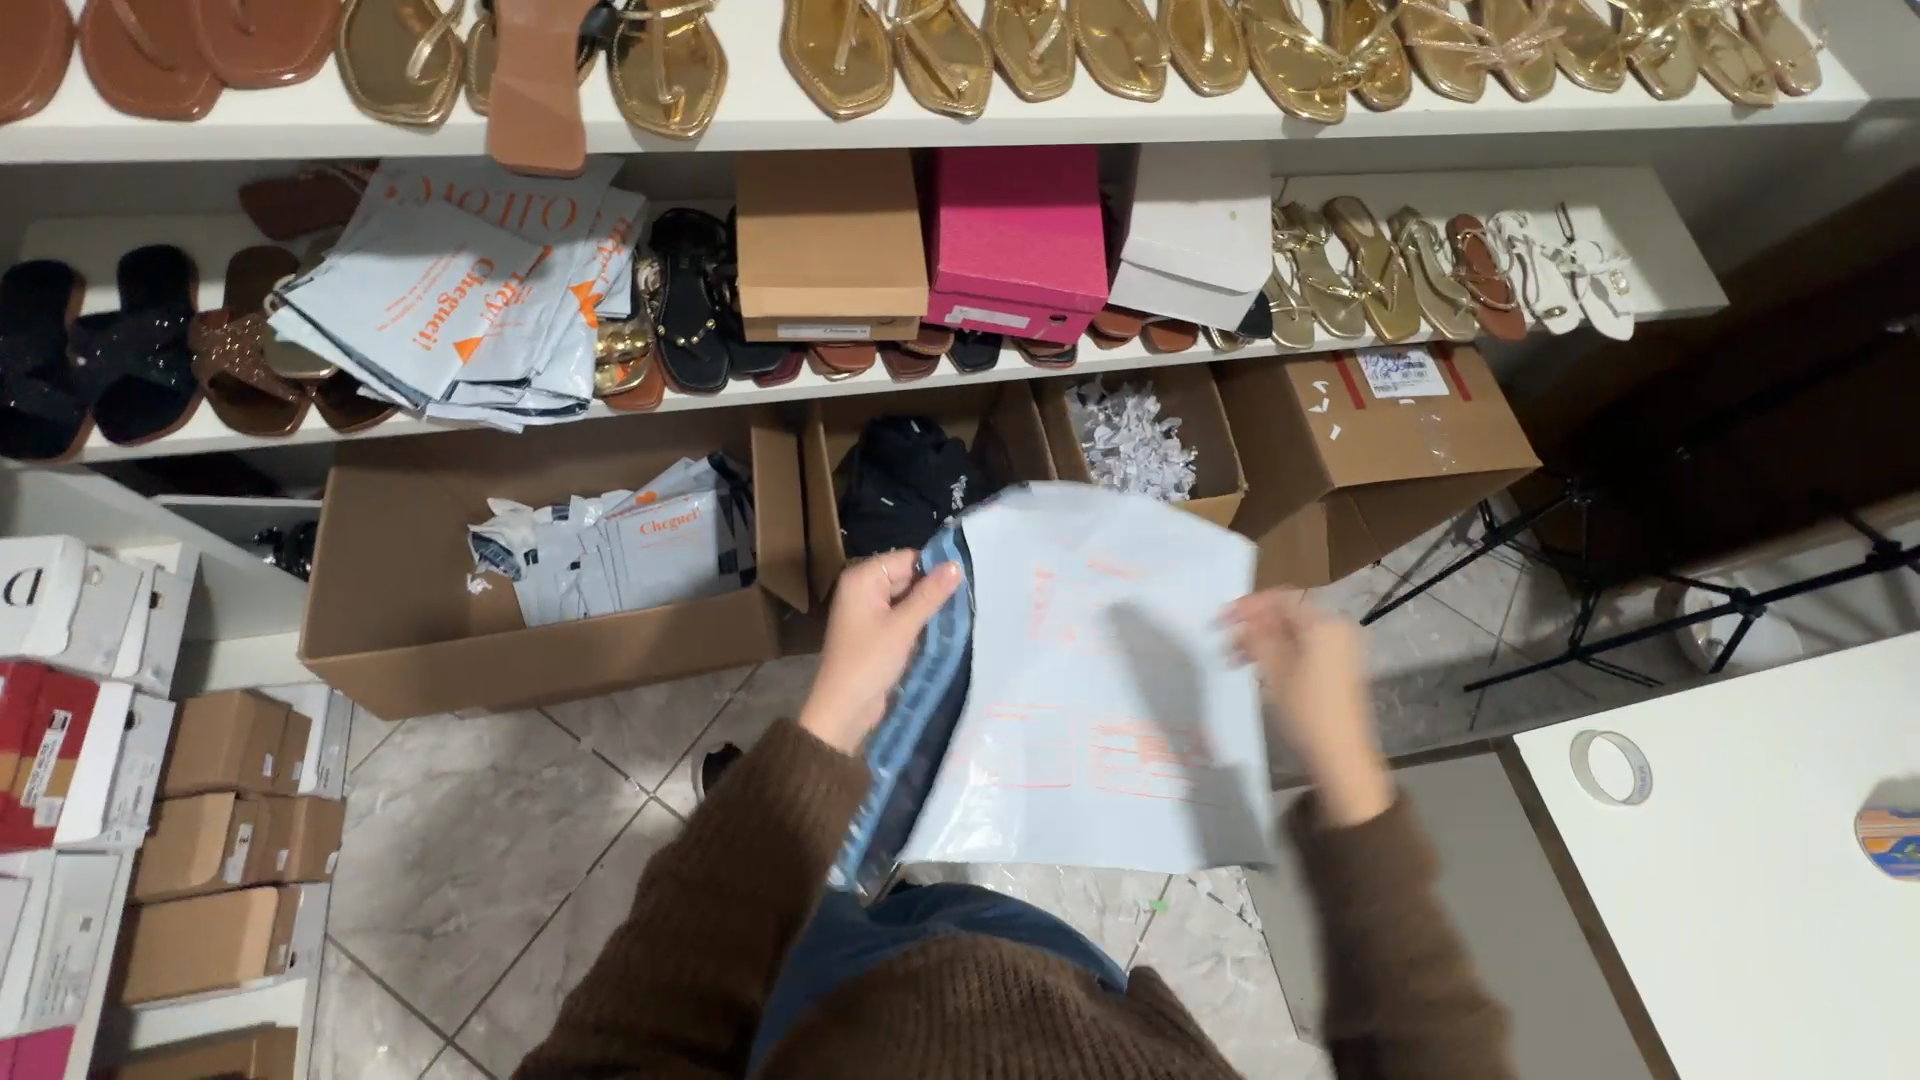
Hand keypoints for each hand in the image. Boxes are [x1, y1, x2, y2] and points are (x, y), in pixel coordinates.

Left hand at [797, 550, 963, 755]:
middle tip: (968, 596)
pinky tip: (943, 627)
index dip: (934, 567)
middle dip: (933, 587)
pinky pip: (902, 616)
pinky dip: (919, 621)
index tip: (965, 578)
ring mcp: (868, 611)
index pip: (906, 558)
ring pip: (908, 597)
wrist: (844, 709)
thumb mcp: (903, 626)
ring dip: (929, 606)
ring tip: (961, 611)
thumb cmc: (869, 662)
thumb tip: (956, 565)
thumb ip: (930, 594)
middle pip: (907, 576)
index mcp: (862, 578)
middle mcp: (863, 588)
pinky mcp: (876, 631)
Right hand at [1223, 589, 1391, 825]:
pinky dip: (1278, 651)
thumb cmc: (1306, 710)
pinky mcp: (1336, 666)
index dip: (1248, 606)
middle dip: (1253, 624)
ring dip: (1262, 639)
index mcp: (1323, 624)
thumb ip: (1256, 638)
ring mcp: (1339, 648)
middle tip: (1223, 639)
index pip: (1280, 599)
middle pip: (1286, 614)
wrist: (1341, 755)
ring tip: (1234, 657)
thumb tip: (1241, 620)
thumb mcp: (1274, 671)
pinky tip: (1257, 667)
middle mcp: (1335, 629)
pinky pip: (1302, 646)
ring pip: (1291, 632)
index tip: (1221, 619)